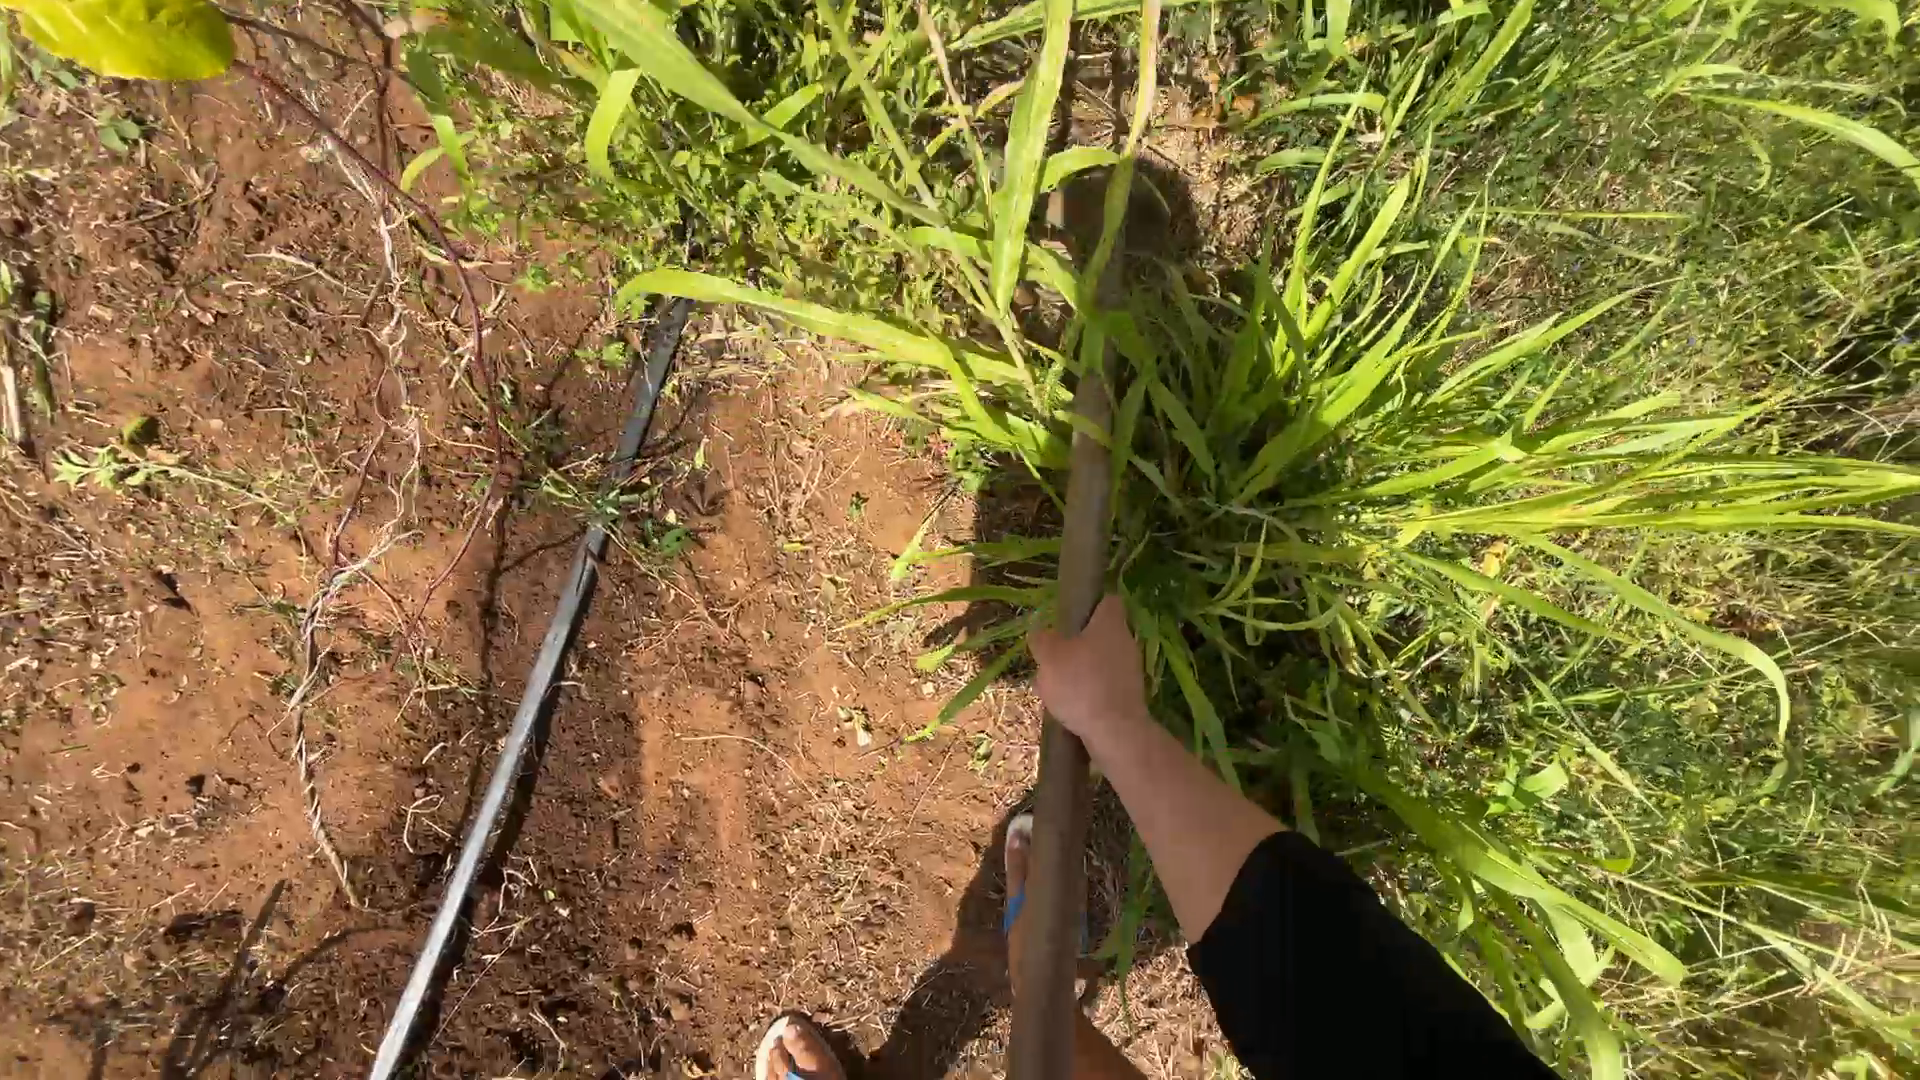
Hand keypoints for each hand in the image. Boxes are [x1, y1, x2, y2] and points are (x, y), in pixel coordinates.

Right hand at [1028, 594, 1149, 746]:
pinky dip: (1089, 691)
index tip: (1071, 615)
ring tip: (1056, 687)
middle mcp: (1126, 642)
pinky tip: (1070, 706)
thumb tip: (1041, 632)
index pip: (1108, 600)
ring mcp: (1131, 670)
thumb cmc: (1081, 684)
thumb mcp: (1049, 657)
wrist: (1115, 731)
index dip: (1091, 603)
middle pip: (1101, 633)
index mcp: (1110, 624)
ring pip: (1100, 661)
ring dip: (1081, 670)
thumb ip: (1043, 640)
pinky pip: (1105, 684)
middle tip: (1055, 655)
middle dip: (1078, 643)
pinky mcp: (1130, 695)